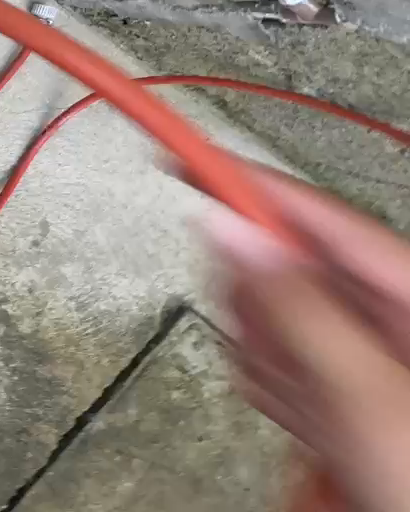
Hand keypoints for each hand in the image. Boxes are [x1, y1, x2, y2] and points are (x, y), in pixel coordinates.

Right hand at [202, 168, 409, 511]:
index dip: (242, 180)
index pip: (313, 216)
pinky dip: (268, 376)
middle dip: (260, 311)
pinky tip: (307, 411)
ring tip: (307, 401)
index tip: (178, 155)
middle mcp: (387, 311)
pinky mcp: (333, 367)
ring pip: (262, 307)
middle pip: (277, 265)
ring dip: (264, 354)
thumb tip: (226, 228)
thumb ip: (293, 302)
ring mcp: (361, 341)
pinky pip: (264, 343)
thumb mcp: (360, 389)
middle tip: (283, 354)